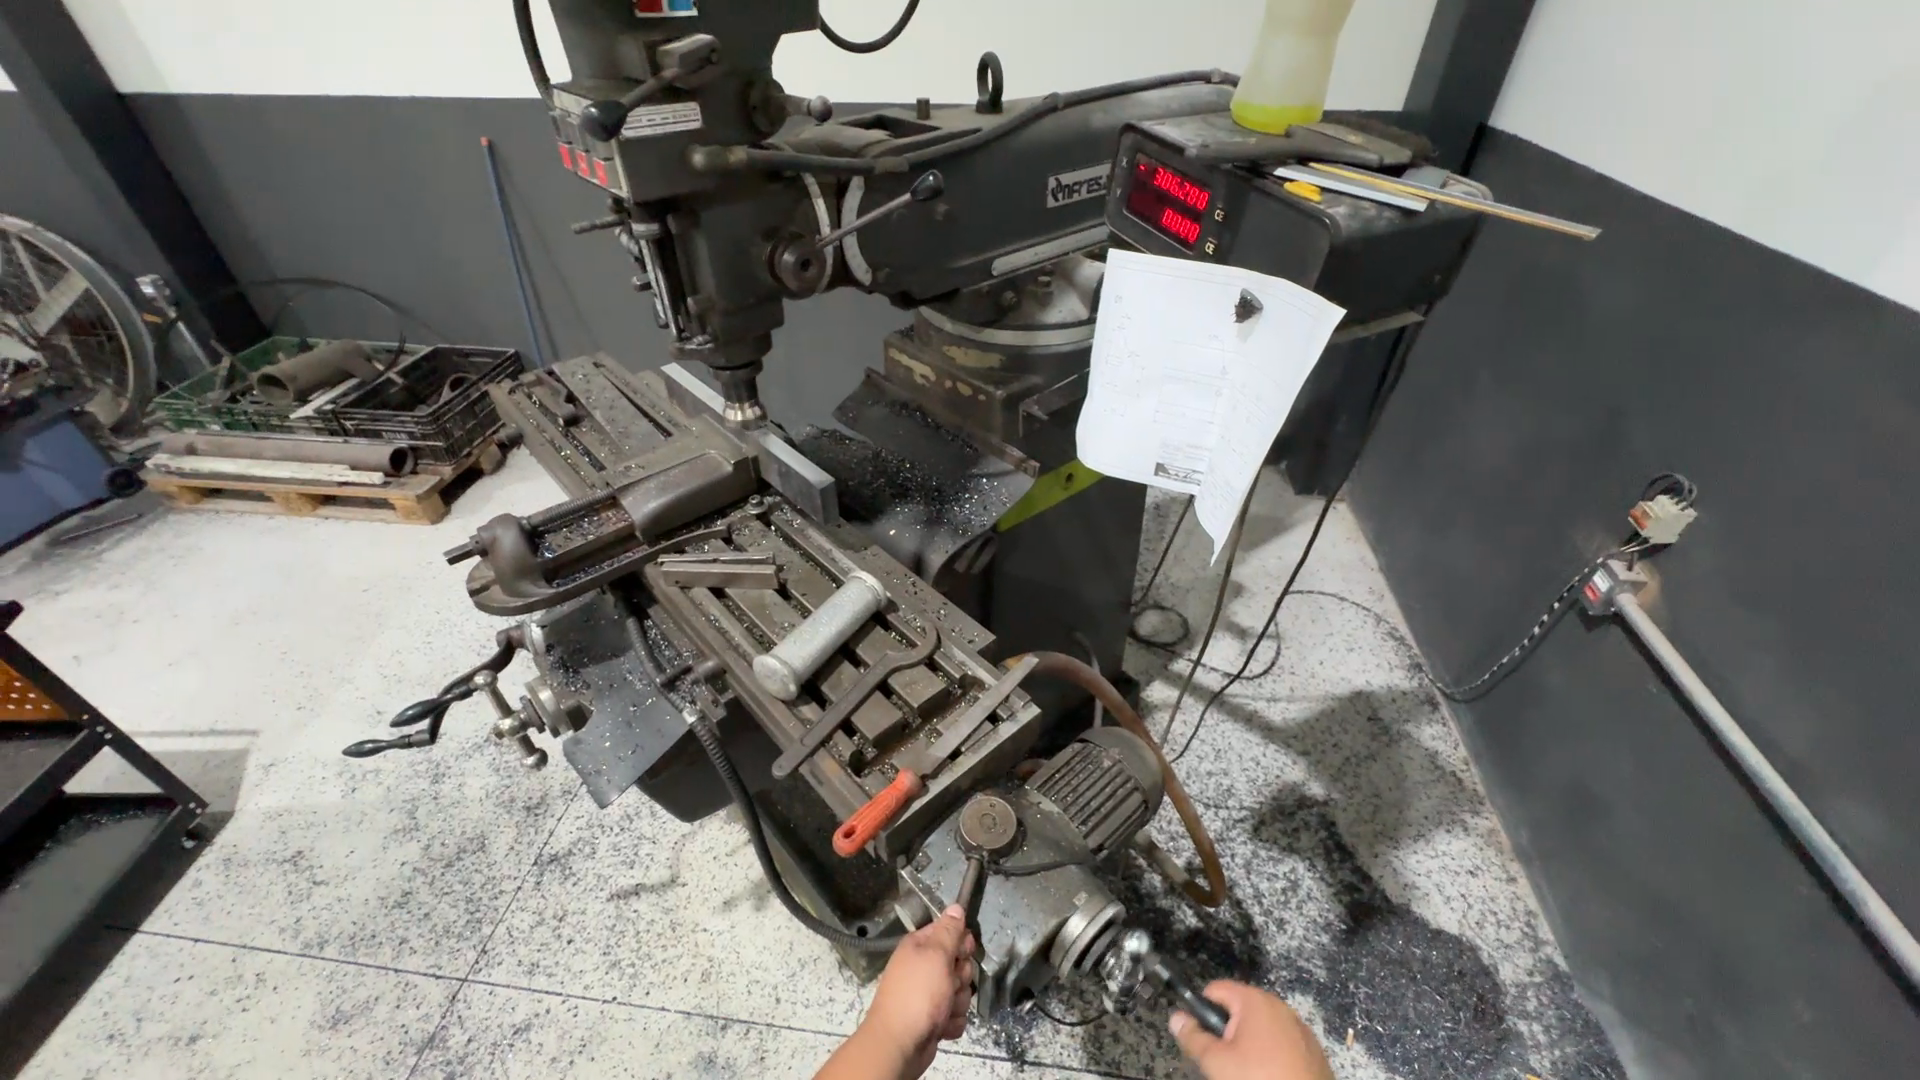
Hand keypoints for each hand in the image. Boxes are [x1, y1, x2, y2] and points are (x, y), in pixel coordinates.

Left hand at [841, 905, 974, 1078]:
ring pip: (960, 991)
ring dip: (957, 1002)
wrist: (900, 1044)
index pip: (950, 932)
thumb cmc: (918, 994)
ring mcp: (928, 995)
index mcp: (920, 946)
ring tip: (943, 1010)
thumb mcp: (936, 955)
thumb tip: (956, 906)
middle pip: (959, 964)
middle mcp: (923, 967)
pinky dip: (952, 1022)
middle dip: (961, 977)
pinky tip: (942, 1026)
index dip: (960, 943)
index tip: (962, 953)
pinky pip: (956, 1015)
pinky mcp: (934, 1018)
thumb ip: (949, 931)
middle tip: (949, 984)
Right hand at [1170, 981, 1333, 1079]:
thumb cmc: (1258, 1079)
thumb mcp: (1217, 1062)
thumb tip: (1176, 1017)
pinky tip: (1272, 1075)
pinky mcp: (1313, 1048)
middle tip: (1227, 1061)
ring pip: (1261, 1026)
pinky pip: (1282, 1041)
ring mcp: (1299, 1026)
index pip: (1215, 990)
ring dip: (1251, 1042)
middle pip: (1239, 1009)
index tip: (1204, 1039)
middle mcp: (1278, 1004)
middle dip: (1228, 1031)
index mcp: (1254, 1000)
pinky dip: (1273, 1053)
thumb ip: (1193, 1037)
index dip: (1202, 1011)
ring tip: (1250, 1071)